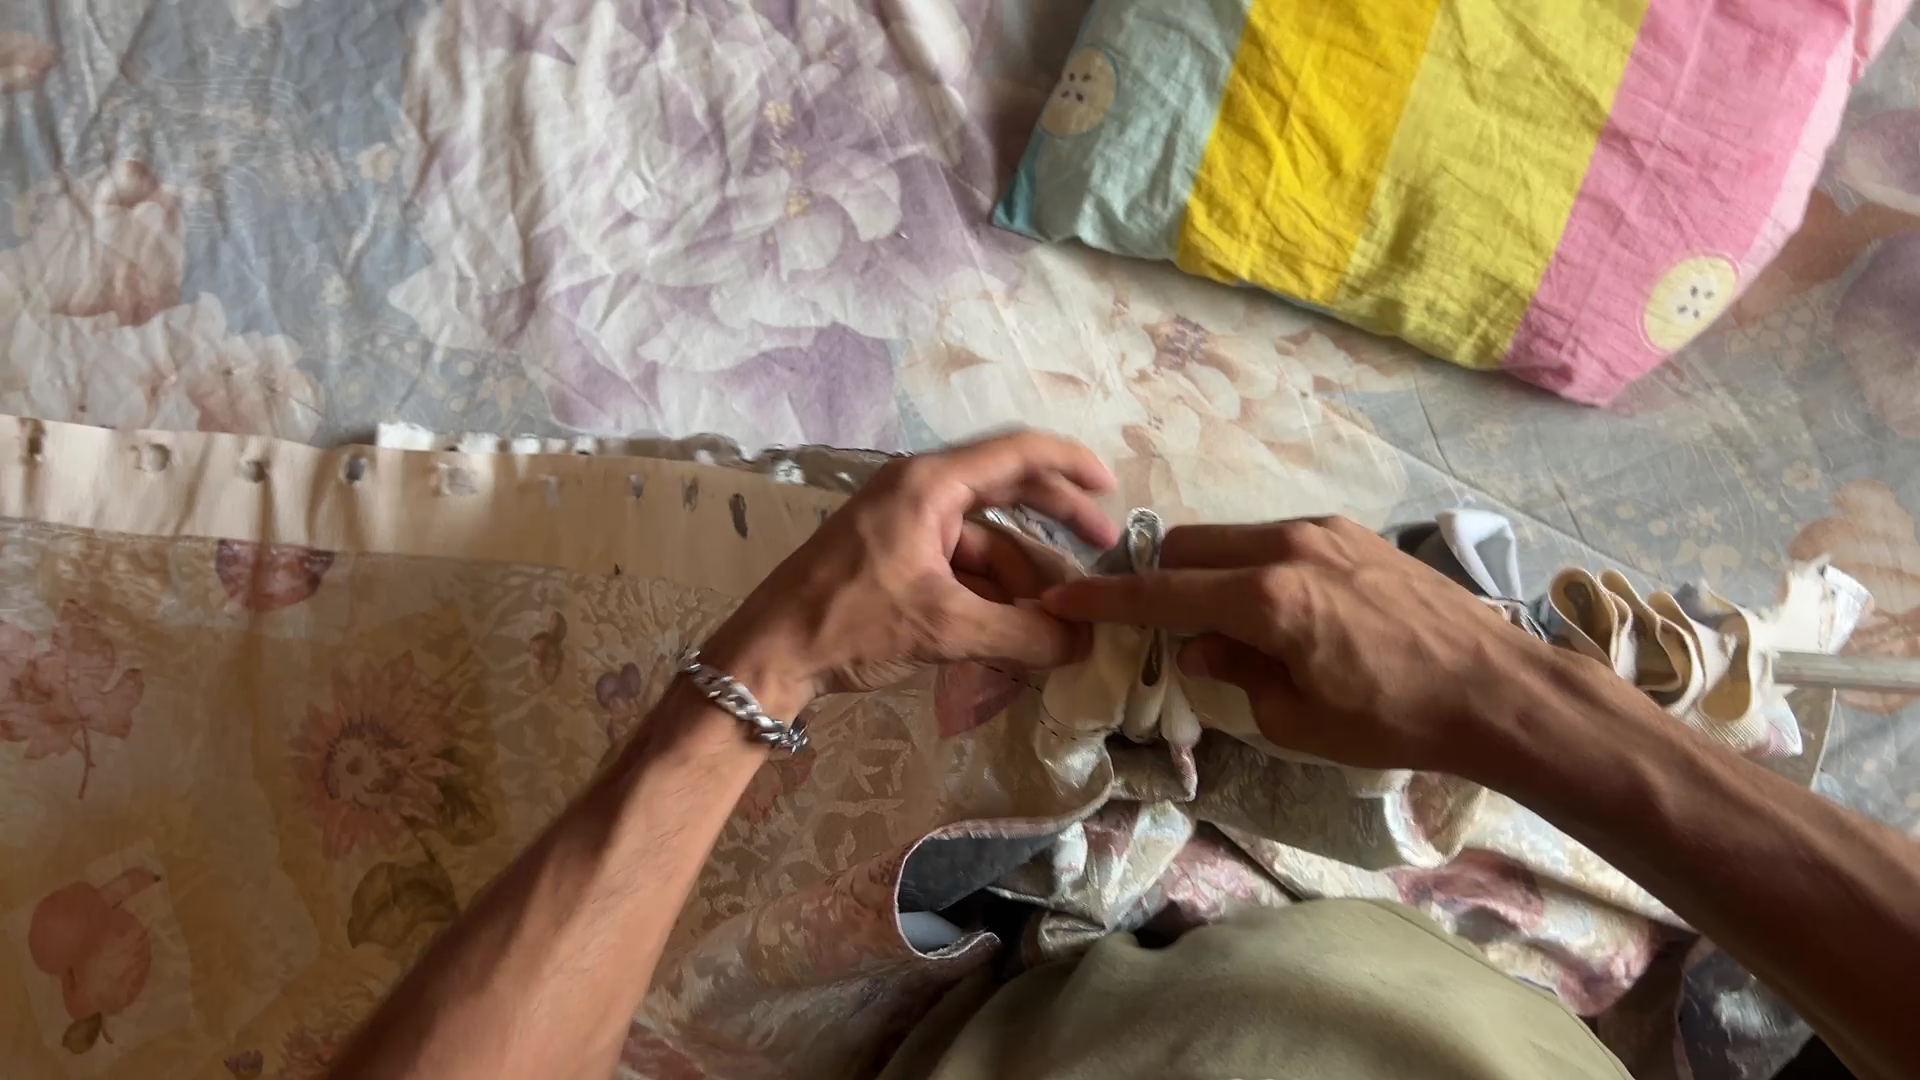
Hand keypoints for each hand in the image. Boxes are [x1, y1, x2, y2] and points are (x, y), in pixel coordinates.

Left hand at [703, 432, 1119, 712]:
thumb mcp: (944, 628)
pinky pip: (960, 564)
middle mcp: (921, 491)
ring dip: (1022, 574)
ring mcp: (908, 524)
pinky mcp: (899, 556)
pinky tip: (1015, 627)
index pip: (1016, 452)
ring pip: (985, 539)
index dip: (1070, 463)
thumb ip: (1021, 635)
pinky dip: (991, 591)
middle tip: (1102, 545)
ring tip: (1056, 617)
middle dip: (1057, 518)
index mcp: (930, 484)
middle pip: (1007, 491)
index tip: (1110, 485)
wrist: (769, 655)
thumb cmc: (849, 623)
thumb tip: (1081, 646)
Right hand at [1040, 516, 1548, 771]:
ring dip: (1204, 571)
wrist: (1503, 690)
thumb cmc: (1396, 719)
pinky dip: (1246, 564)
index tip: (1063, 598)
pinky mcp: (1348, 531)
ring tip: (1222, 617)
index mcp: (1268, 599)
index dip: (1106, 598)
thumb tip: (1199, 646)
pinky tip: (1274, 603)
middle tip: (1155, 620)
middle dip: (1156, 578)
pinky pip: (1270, 537)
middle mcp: (1287, 547)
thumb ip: (1233, 673)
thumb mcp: (1297, 719)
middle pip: (1186, 545)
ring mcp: (1321, 530)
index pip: (1162, 593)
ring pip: (1227, 537)